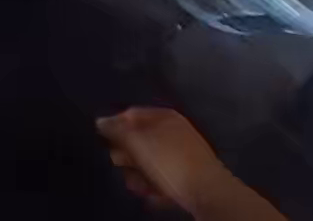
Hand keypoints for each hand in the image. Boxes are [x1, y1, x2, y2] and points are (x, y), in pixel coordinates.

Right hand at [96, 107, 283, 220]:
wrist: (212, 197)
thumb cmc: (171, 163)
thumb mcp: (138, 144)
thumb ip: (117, 131)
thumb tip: (100, 121)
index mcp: (164, 117)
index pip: (133, 114)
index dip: (116, 125)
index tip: (105, 142)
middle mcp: (175, 132)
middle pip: (143, 139)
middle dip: (128, 154)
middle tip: (118, 166)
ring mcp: (186, 157)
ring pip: (154, 162)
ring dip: (140, 174)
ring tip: (134, 188)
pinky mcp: (192, 181)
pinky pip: (167, 180)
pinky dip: (156, 188)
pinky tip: (150, 199)